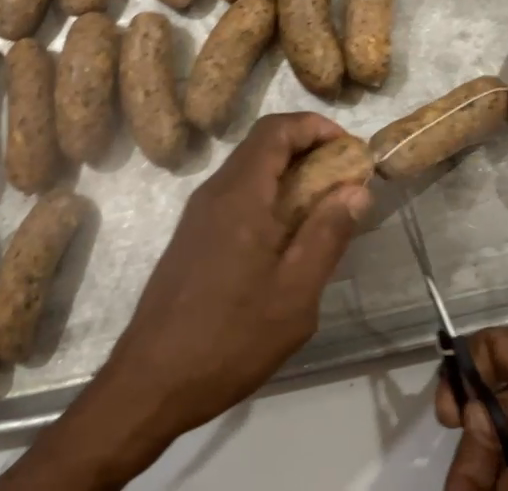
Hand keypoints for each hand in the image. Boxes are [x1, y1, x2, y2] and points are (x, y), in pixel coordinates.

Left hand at [101, 112, 372, 439]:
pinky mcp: (192, 238)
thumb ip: (327, 234)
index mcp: (240, 195)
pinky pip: (236, 197)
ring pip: (248, 172)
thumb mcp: (295, 293)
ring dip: (288, 176)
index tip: (350, 149)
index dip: (315, 127)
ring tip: (325, 210)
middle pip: (262, 146)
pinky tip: (288, 239)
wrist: (151, 381)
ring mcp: (198, 215)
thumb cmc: (230, 338)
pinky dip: (268, 198)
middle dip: (308, 150)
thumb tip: (355, 189)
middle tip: (346, 181)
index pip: (276, 130)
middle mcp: (214, 193)